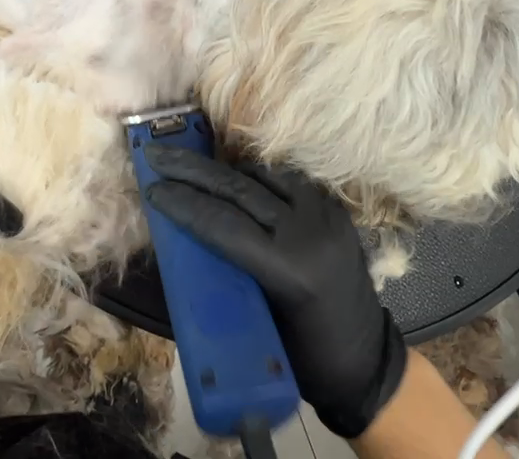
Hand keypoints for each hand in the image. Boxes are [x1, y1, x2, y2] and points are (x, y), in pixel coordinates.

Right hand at [144, 146, 408, 438]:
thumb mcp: (254, 323)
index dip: (183, 203)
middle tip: (156, 155)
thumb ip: (221, 278)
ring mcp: (325, 216)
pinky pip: (285, 180)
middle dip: (191, 170)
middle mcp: (309, 233)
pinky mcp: (334, 209)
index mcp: (290, 270)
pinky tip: (231, 178)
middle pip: (237, 188)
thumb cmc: (302, 359)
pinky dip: (254, 177)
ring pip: (261, 176)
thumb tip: (177, 243)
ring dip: (221, 170)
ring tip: (187, 166)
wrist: (366, 363)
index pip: (222, 223)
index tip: (151, 190)